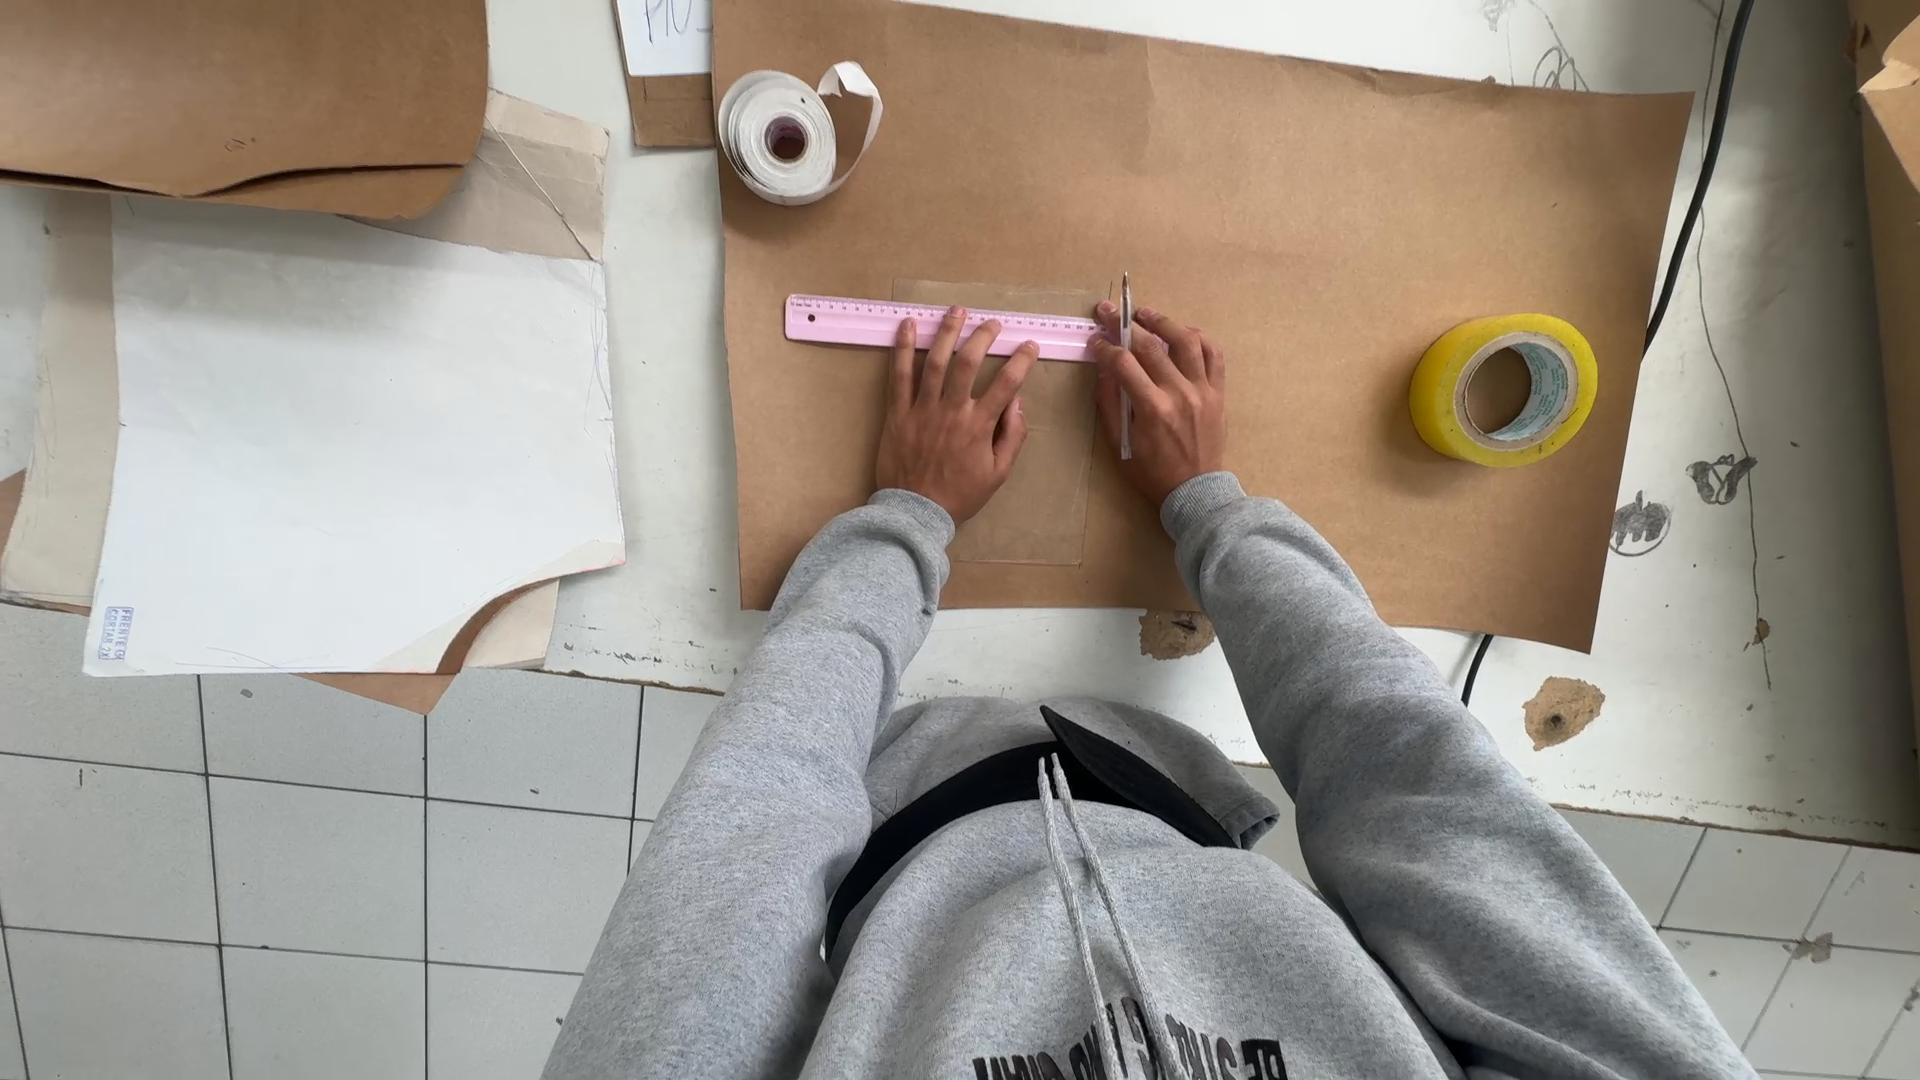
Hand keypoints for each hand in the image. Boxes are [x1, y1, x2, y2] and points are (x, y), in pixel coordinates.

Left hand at [876, 306, 1038, 523]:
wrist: (915, 513)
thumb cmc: (959, 496)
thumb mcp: (998, 474)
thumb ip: (1012, 437)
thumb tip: (1018, 403)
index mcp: (979, 426)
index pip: (1007, 383)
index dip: (1022, 360)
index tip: (1029, 346)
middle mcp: (952, 411)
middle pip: (969, 362)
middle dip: (984, 336)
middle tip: (993, 324)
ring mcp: (922, 410)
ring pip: (935, 361)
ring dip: (947, 332)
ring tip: (957, 311)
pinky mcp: (897, 413)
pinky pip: (898, 376)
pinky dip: (902, 348)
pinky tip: (908, 325)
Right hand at [1090, 301, 1226, 506]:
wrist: (1195, 491)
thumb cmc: (1151, 472)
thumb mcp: (1119, 444)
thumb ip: (1110, 404)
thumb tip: (1103, 369)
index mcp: (1151, 408)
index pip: (1123, 364)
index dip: (1105, 347)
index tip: (1095, 340)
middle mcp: (1179, 393)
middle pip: (1150, 345)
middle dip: (1124, 324)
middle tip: (1109, 311)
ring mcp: (1202, 390)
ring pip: (1185, 341)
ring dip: (1163, 322)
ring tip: (1146, 313)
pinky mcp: (1218, 392)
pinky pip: (1214, 354)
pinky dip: (1198, 337)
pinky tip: (1182, 332)